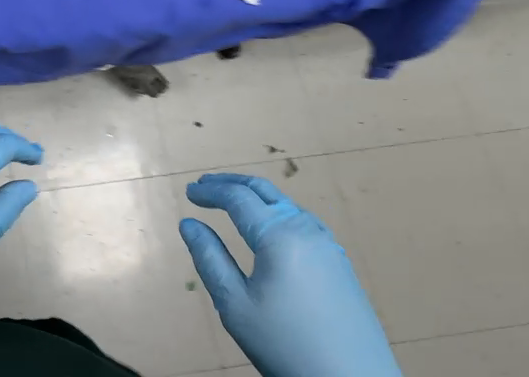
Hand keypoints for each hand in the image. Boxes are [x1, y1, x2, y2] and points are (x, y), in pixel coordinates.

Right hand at [179, 174, 400, 376]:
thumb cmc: (287, 346)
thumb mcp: (236, 306)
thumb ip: (210, 259)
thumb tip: (189, 224)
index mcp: (279, 235)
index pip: (238, 197)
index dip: (210, 191)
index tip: (187, 192)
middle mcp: (306, 230)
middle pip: (264, 191)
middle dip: (231, 183)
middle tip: (205, 184)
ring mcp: (328, 246)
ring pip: (286, 204)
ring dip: (255, 197)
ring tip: (232, 203)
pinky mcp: (340, 265)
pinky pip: (302, 223)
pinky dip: (276, 213)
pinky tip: (269, 230)